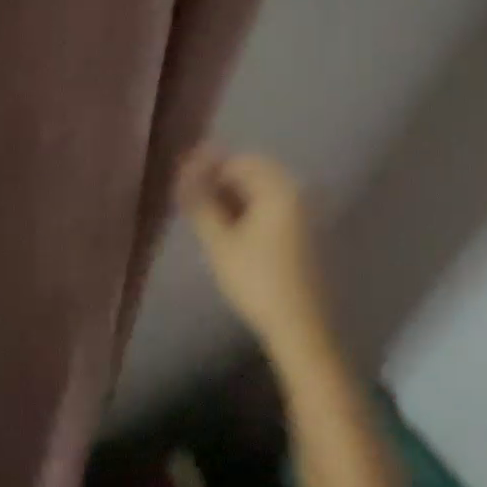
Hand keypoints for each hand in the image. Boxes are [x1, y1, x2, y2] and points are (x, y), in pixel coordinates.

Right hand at [177, 145, 322, 342]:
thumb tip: (183, 172)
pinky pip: (273, 212)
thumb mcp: (220, 242)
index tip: (180, 184)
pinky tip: (229, 235)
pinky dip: (249, 215)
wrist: (298, 325)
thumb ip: (200, 203)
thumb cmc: (256, 280)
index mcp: (280, 189)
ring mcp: (306, 215)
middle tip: (189, 203)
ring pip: (263, 195)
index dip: (207, 168)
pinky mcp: (305, 235)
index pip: (239, 161)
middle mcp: (298, 194)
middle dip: (219, 184)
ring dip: (232, 201)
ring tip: (204, 221)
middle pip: (254, 175)